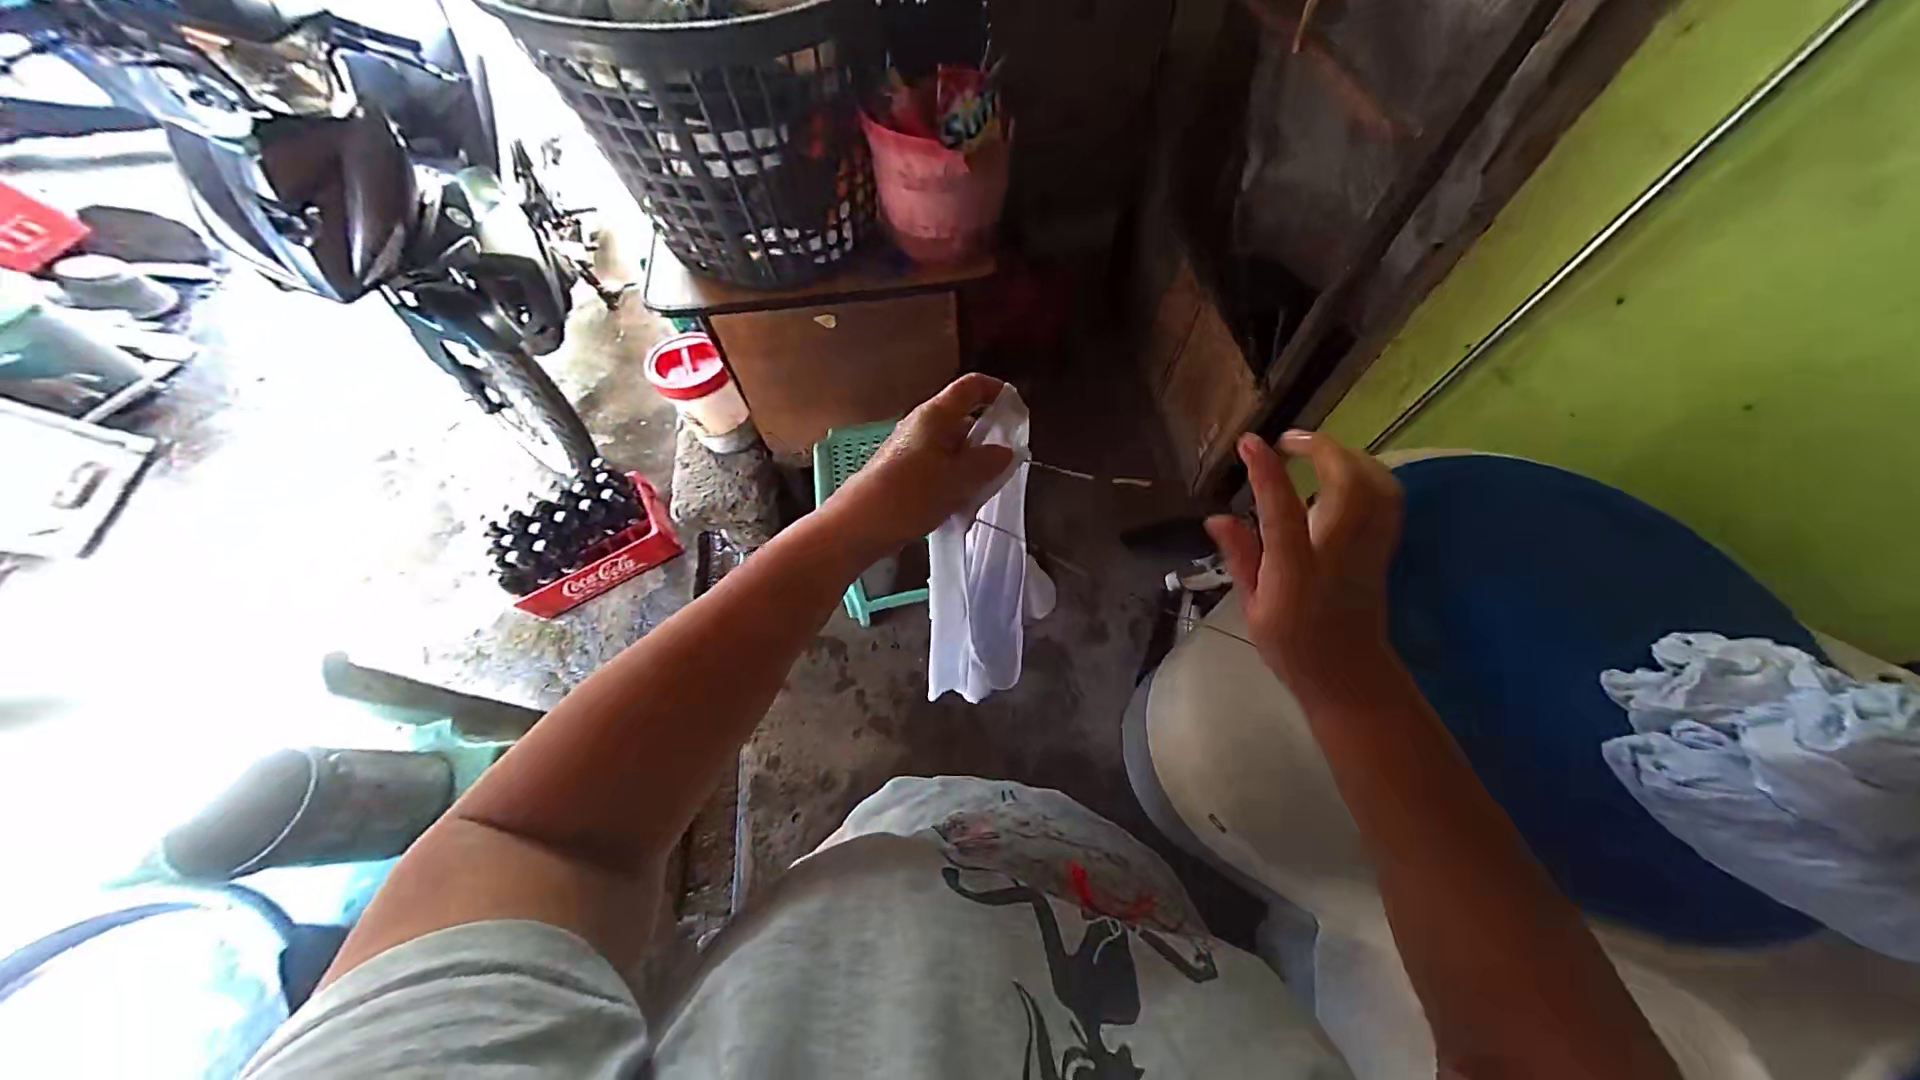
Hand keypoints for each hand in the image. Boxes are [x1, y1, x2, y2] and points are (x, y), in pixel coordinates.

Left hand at [824, 373, 1016, 553]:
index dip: (997, 391)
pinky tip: (959, 503)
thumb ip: (987, 463)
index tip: (1017, 412)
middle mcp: (922, 424)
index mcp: (935, 415)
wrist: (859, 524)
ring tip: (983, 490)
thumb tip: (1006, 451)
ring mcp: (911, 447)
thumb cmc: (910, 495)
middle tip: (1005, 465)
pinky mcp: (904, 470)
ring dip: (972, 464)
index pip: (971, 386)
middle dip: (988, 440)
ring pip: (953, 447)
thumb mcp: (958, 480)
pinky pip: (939, 466)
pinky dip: (954, 478)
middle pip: (964, 419)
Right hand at [1205, 431, 1403, 687]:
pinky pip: (1389, 500)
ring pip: (1378, 486)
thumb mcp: (1252, 606)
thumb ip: (1240, 557)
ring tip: (1316, 450)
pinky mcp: (1383, 550)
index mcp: (1296, 572)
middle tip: (1287, 440)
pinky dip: (1370, 474)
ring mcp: (1368, 550)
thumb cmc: (1291, 646)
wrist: (1349, 676)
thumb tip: (1217, 517)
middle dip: (1320, 448)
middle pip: (1347, 485)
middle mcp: (1337, 554)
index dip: (1267, 472)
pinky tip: (1345, 472)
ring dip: (1348, 456)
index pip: (1282, 511)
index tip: (1250, 442)